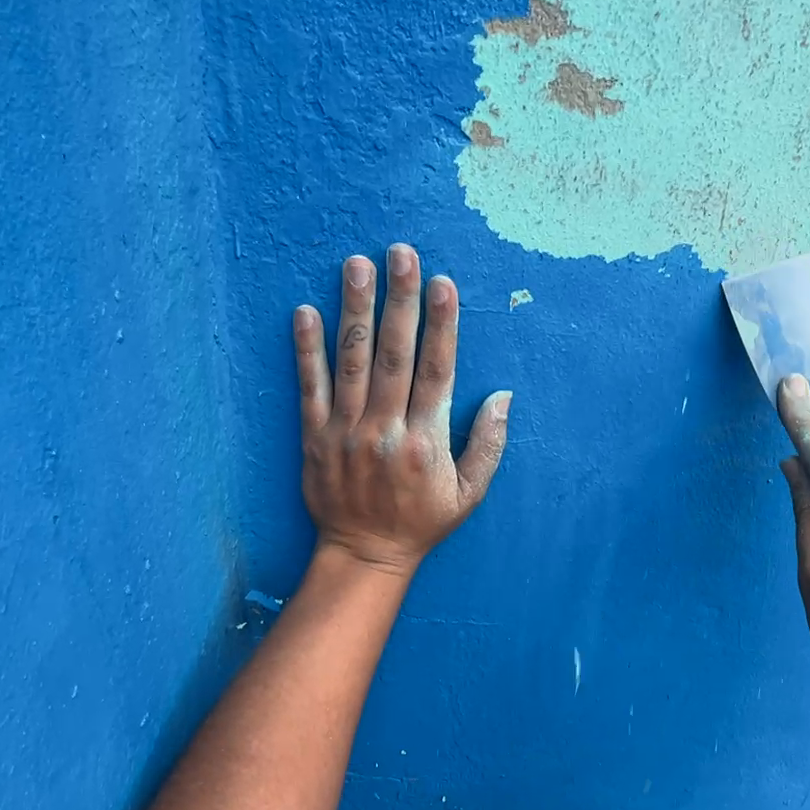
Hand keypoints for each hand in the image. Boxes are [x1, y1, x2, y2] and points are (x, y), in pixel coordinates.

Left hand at [293, 244, 511, 578]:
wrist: (364, 555)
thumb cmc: (423, 522)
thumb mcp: (470, 494)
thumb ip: (489, 444)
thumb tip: (504, 397)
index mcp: (426, 441)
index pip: (436, 371)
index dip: (441, 325)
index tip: (443, 284)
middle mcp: (385, 430)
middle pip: (394, 355)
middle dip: (400, 300)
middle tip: (401, 254)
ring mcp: (345, 431)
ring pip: (352, 361)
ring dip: (355, 310)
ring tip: (357, 265)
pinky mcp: (314, 437)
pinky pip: (309, 387)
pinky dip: (306, 349)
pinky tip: (305, 312)